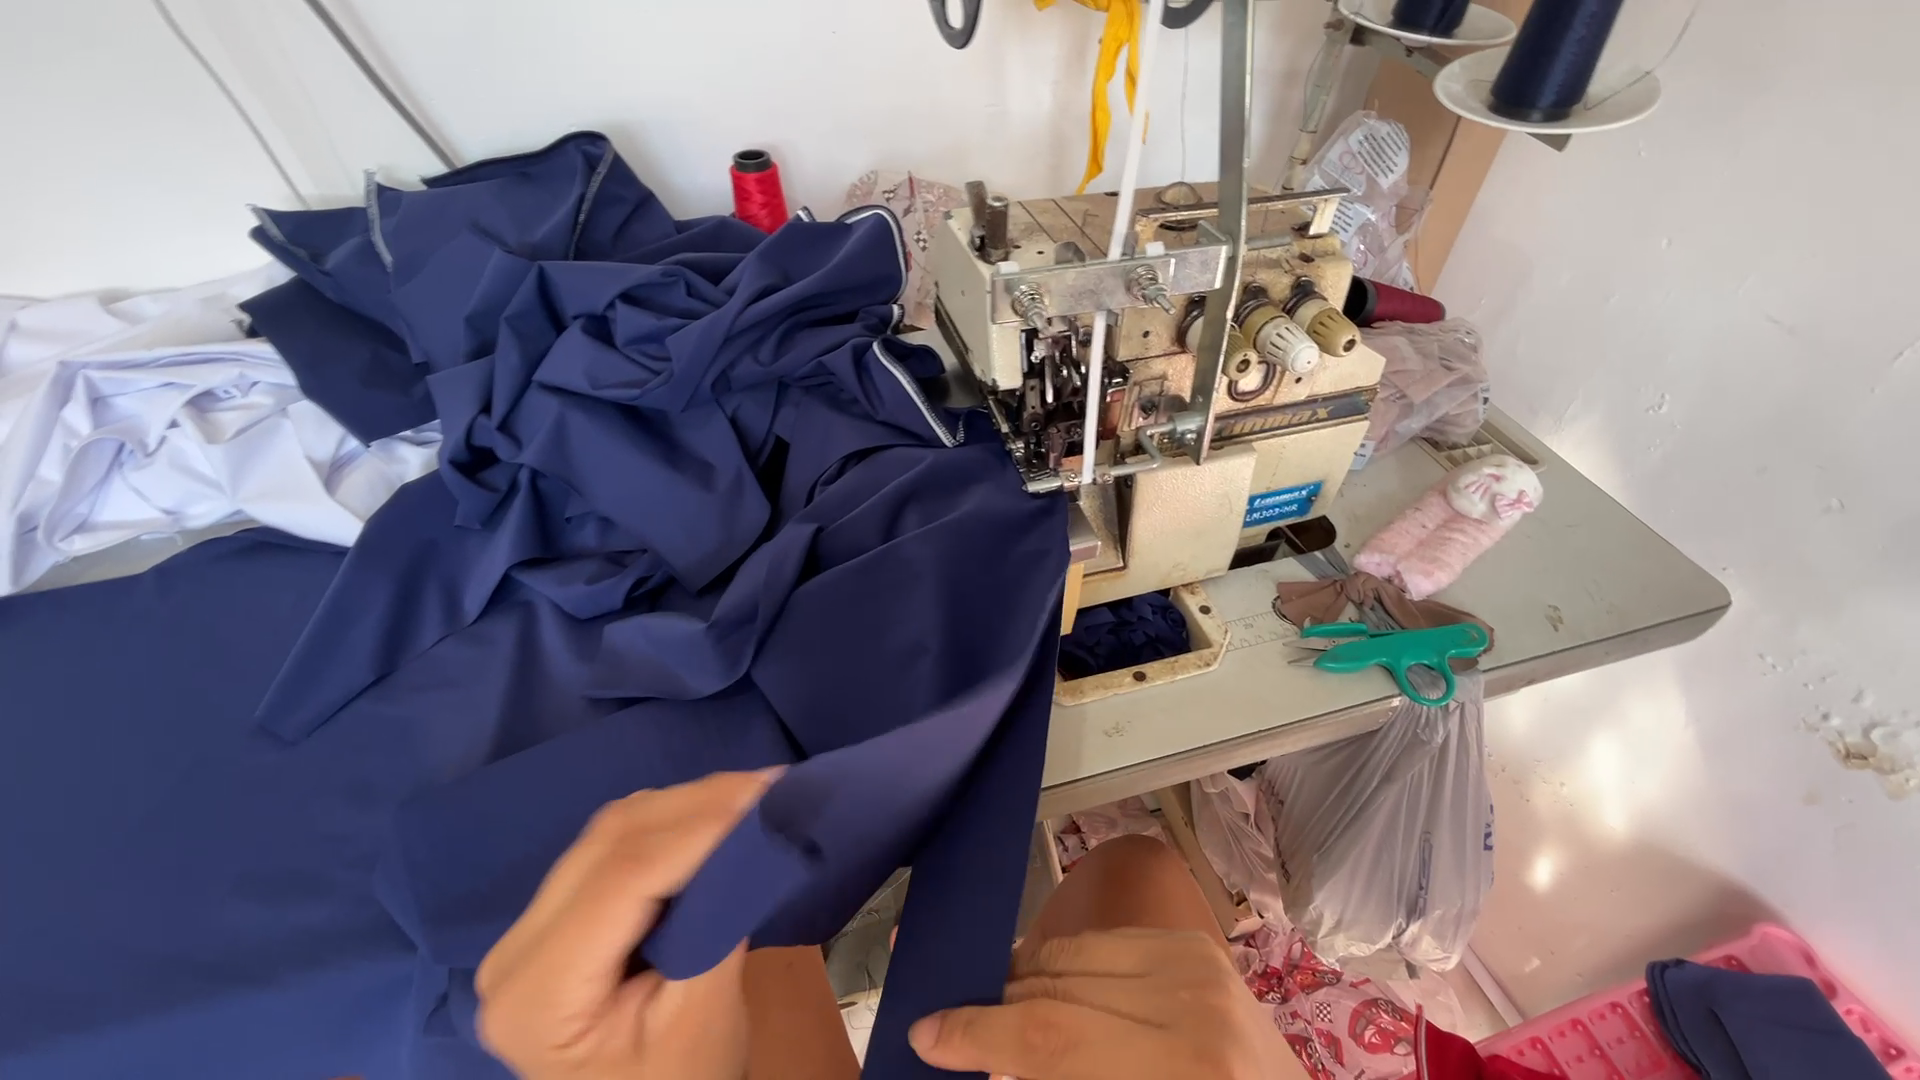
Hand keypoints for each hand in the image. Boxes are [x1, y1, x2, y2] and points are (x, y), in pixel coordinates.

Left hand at [475, 769, 780, 1079]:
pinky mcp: (558, 918)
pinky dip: (672, 823)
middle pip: (611, 842)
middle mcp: (515, 949)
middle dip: (698, 803)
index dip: (698, 828)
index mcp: (538, 993)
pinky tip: (718, 815)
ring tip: (754, 795)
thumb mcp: (702, 1021)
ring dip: (687, 805)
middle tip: (771, 785)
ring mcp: (531, 930)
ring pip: (613, 831)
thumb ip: (717, 924)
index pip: (622, 878)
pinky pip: (615, 846)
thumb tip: (754, 836)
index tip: (767, 796)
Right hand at [909, 929, 1305, 1079]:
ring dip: (1028, 979)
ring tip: (1007, 1007)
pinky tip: (1057, 988)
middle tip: (958, 1022)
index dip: (976, 1031)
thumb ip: (1051, 1073)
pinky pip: (1103, 941)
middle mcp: (1188, 1006)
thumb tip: (985, 1050)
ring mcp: (1198, 965)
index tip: (928, 1033)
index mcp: (1173, 1071)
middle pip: (1054, 982)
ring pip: (1071, 951)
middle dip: (995, 1003)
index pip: (1046, 1033)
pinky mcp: (1198, 945)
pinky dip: (1069, 963)